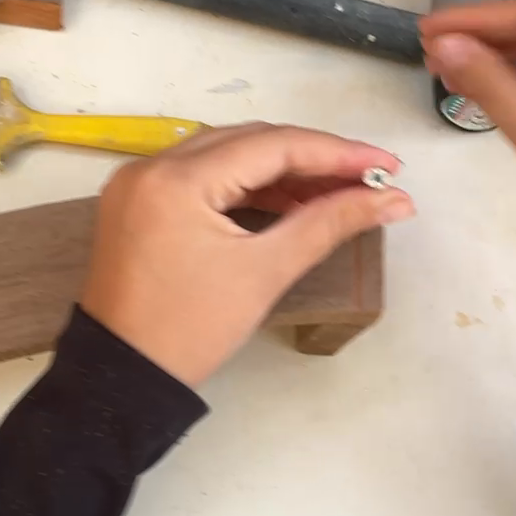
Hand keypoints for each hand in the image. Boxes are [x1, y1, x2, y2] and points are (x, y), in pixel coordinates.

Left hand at [81, 123, 414, 386]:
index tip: (386, 165)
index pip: (271, 145)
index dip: (336, 152)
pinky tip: (286, 201)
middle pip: (247, 141)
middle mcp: (150, 166)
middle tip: (367, 178)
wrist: (122, 374)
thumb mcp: (263, 273)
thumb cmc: (189, 331)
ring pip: (224, 155)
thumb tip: (393, 199)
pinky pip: (201, 176)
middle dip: (311, 157)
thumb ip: (329, 223)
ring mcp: (138, 181)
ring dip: (279, 170)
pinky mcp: (137, 200)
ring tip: (335, 192)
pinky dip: (244, 185)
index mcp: (175, 180)